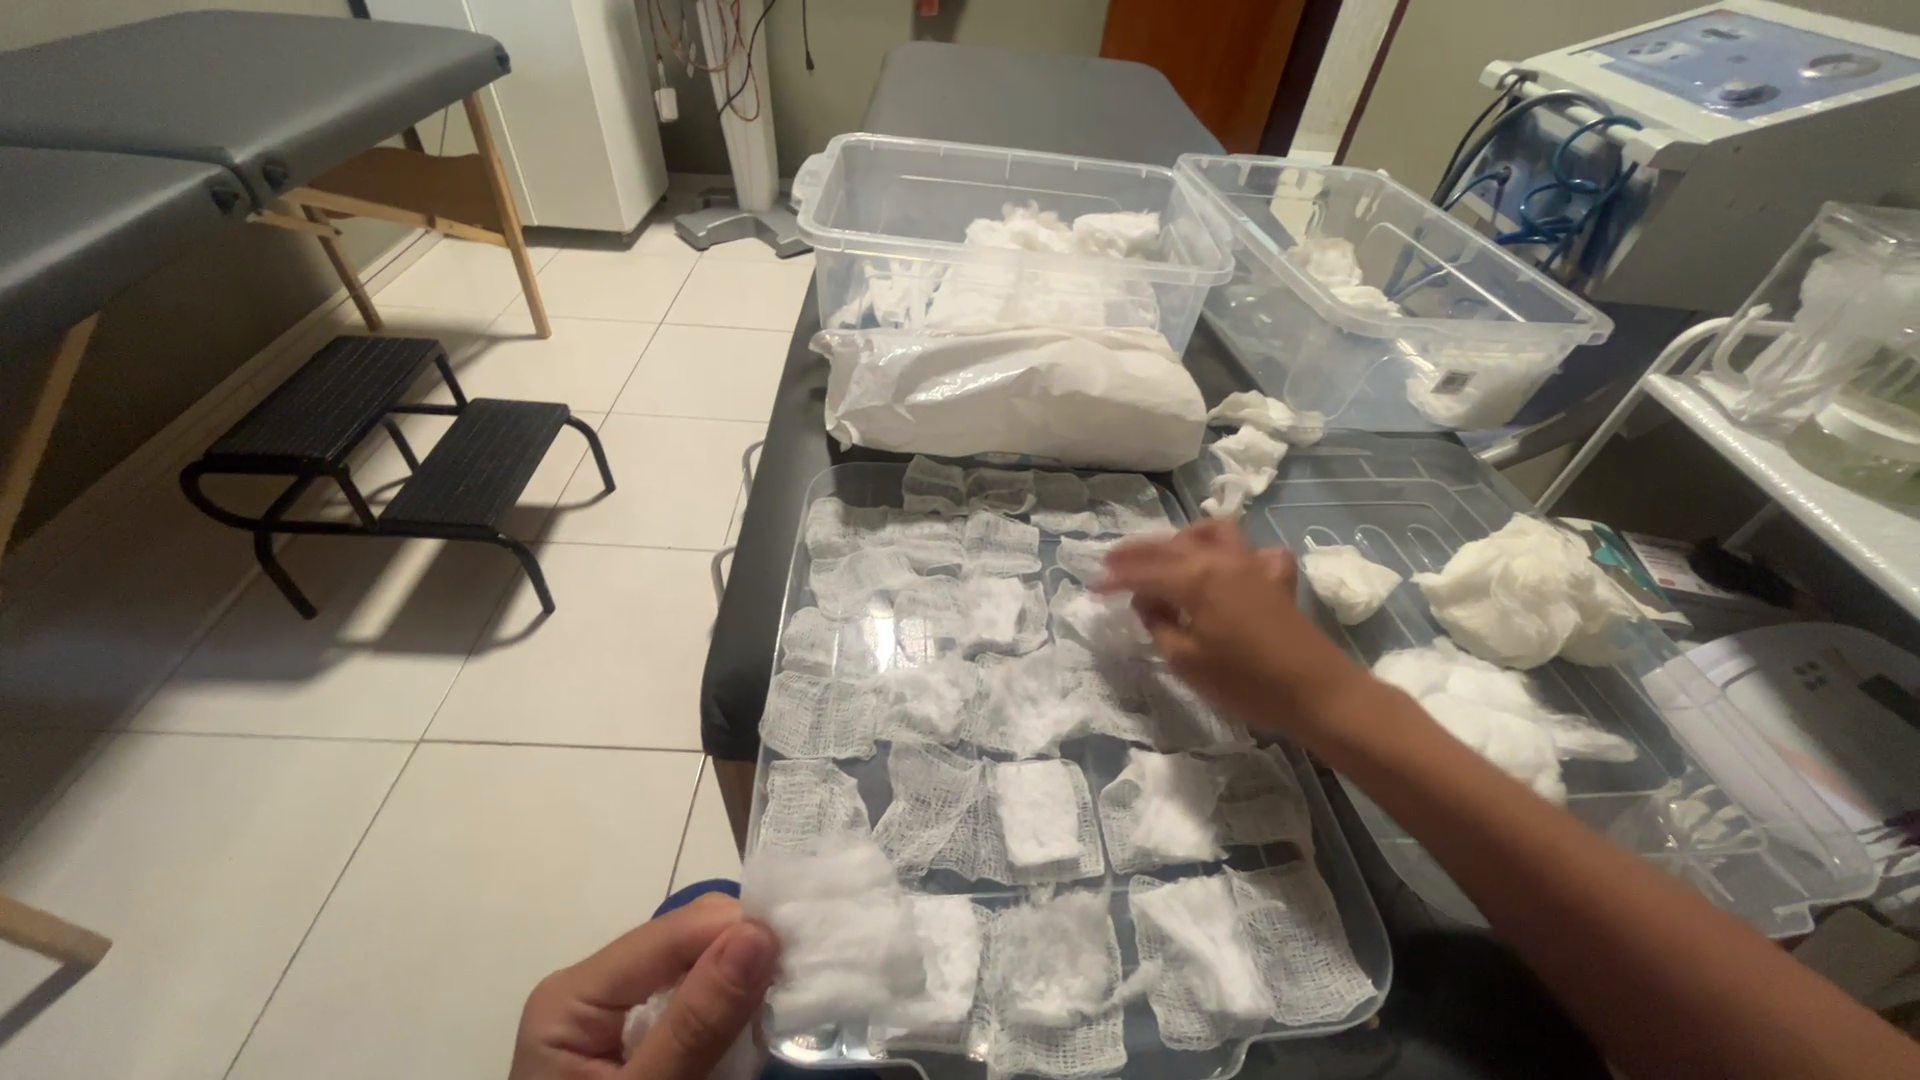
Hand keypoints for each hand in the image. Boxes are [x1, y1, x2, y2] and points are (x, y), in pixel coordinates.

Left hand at [509, 894, 778, 1079]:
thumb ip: (695, 1024)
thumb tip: (759, 932)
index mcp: (573, 996)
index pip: (676, 929)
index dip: (741, 932)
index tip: (799, 960)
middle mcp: (592, 986)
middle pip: (690, 936)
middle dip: (745, 954)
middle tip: (791, 993)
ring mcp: (615, 1010)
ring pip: (701, 961)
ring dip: (744, 981)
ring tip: (775, 1013)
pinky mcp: (639, 1034)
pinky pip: (697, 995)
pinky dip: (731, 1009)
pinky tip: (748, 1033)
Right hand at [1096, 520, 1370, 742]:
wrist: (1316, 693)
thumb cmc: (1244, 682)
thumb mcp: (1185, 660)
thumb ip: (1158, 623)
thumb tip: (1147, 601)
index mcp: (1195, 578)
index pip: (1143, 572)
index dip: (1114, 580)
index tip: (1092, 588)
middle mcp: (1221, 559)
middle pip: (1170, 546)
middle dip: (1137, 553)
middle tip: (1111, 564)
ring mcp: (1252, 564)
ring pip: (1210, 533)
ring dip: (1182, 539)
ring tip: (1164, 556)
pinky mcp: (1274, 578)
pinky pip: (1250, 551)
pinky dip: (1231, 553)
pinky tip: (1225, 568)